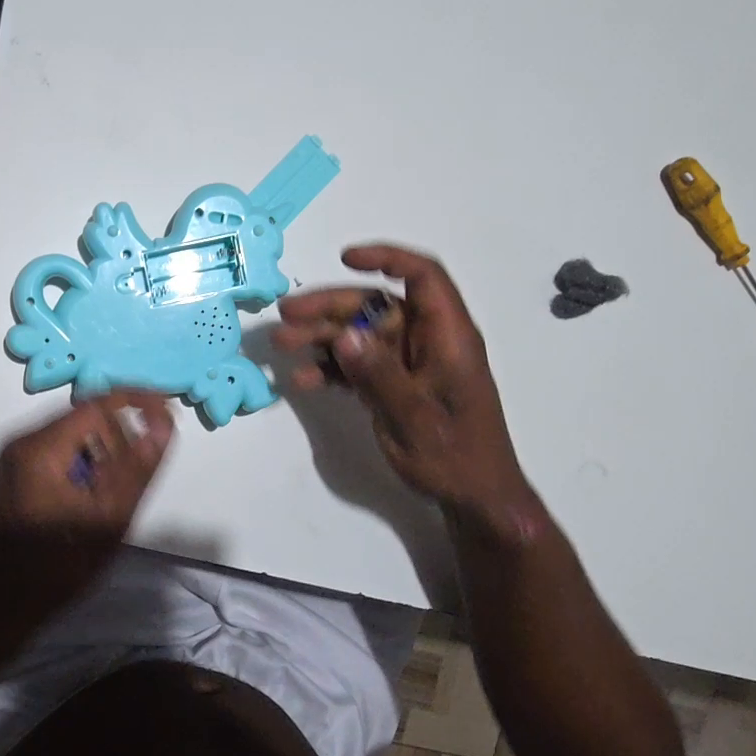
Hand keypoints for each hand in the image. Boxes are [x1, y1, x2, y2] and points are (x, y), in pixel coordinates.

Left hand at [0, 391, 175, 610]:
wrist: (5, 602)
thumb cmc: (60, 564)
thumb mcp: (110, 517)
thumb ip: (138, 467)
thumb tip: (165, 424)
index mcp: (41, 447)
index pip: (98, 403)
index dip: (139, 402)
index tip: (168, 413)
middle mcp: (19, 441)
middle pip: (81, 417)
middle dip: (119, 433)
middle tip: (145, 462)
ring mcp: (8, 457)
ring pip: (67, 434)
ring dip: (99, 450)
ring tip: (118, 485)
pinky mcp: (6, 473)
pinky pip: (51, 451)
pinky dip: (77, 461)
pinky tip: (90, 492)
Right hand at [275, 244, 546, 543]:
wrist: (473, 497)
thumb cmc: (454, 457)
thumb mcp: (415, 418)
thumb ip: (380, 375)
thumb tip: (345, 334)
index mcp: (448, 337)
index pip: (423, 278)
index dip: (386, 259)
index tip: (345, 258)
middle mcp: (428, 342)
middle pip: (378, 306)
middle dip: (332, 306)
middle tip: (286, 315)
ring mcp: (409, 365)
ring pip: (362, 336)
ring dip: (322, 338)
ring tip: (281, 345)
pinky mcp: (395, 387)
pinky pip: (359, 366)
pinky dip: (331, 370)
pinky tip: (301, 380)